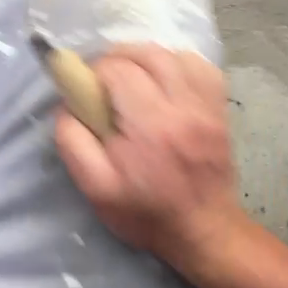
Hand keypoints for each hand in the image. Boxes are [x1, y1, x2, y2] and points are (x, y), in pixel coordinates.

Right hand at [55, 44, 246, 275]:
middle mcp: (184, 108)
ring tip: (130, 80)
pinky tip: (162, 82)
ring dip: (145, 59)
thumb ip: (72, 139)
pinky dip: (176, 65)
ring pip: (174, 55)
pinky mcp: (219, 111)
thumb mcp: (93, 185)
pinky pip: (200, 68)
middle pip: (147, 54)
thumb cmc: (144, 212)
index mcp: (150, 126)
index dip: (94, 73)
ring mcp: (207, 107)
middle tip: (103, 84)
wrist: (204, 233)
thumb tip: (68, 104)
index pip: (117, 69)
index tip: (86, 95)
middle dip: (117, 59)